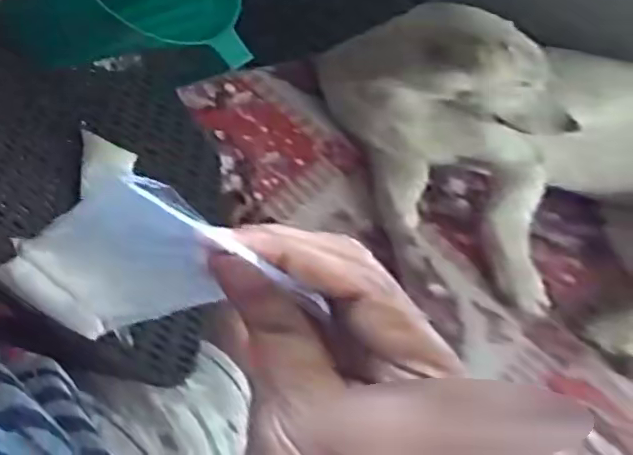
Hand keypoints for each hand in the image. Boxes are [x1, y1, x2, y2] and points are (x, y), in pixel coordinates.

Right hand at [215, 225, 587, 454]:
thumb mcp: (304, 410)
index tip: (223, 241)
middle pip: (353, 275)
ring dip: (273, 265)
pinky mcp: (351, 371)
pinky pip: (315, 313)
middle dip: (282, 250)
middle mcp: (421, 359)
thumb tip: (225, 254)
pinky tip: (236, 283)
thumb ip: (273, 327)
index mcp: (433, 375)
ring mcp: (387, 365)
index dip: (290, 251)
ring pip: (333, 287)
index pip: (362, 283)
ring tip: (220, 257)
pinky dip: (272, 291)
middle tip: (218, 244)